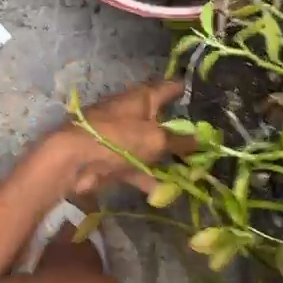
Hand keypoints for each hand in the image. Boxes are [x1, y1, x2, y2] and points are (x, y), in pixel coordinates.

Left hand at [46, 81, 195, 195]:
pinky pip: (138, 167)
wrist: (74, 160)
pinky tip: (166, 194)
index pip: (170, 87)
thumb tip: (202, 139)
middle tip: (207, 144)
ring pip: (151, 146)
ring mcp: (123, 136)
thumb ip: (180, 141)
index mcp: (143, 97)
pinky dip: (149, 179)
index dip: (186, 90)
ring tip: (194, 172)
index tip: (203, 97)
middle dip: (182, 133)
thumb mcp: (157, 139)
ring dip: (168, 159)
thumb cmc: (118, 138)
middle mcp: (134, 113)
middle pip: (162, 120)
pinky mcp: (114, 158)